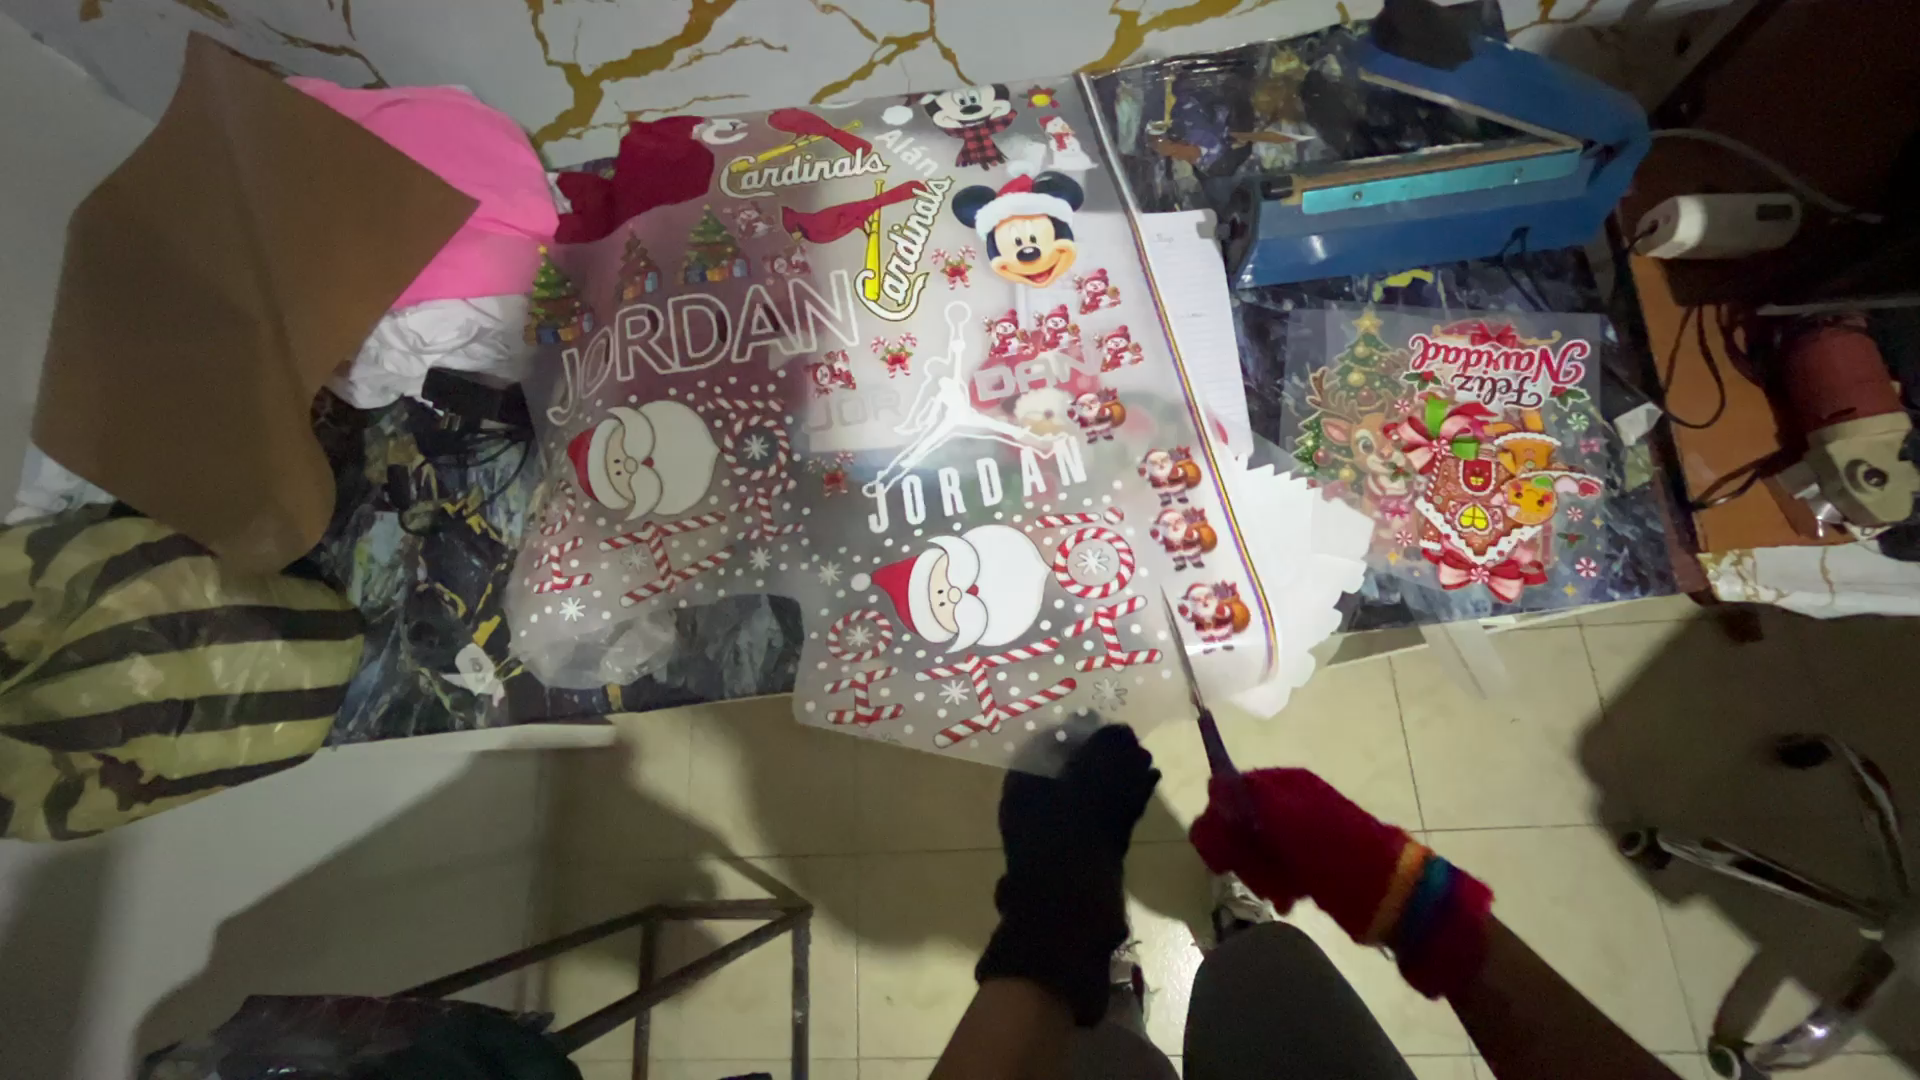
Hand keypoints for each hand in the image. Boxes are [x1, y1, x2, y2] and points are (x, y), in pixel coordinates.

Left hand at [976, 724, 1159, 1024]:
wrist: (1063, 939)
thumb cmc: (1062, 863)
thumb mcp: (1079, 806)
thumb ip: (1099, 765)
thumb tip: (1116, 732)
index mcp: (1023, 792)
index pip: (1045, 747)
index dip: (1073, 731)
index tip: (1101, 721)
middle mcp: (1038, 809)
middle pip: (1072, 769)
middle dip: (1102, 753)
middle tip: (1131, 737)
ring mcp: (1064, 834)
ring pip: (1093, 793)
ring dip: (1119, 774)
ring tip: (1145, 755)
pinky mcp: (1088, 856)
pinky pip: (1108, 817)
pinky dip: (1127, 799)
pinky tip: (1149, 780)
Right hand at [1189, 767, 1491, 998]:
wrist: (1393, 895)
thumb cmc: (1337, 853)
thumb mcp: (1287, 820)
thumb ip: (1246, 800)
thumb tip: (1214, 787)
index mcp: (1283, 784)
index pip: (1229, 789)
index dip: (1220, 818)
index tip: (1223, 851)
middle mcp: (1286, 803)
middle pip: (1236, 820)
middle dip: (1239, 850)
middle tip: (1256, 875)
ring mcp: (1297, 834)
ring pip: (1251, 848)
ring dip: (1257, 871)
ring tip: (1277, 891)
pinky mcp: (1306, 863)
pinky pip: (1272, 867)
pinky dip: (1273, 882)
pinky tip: (1287, 898)